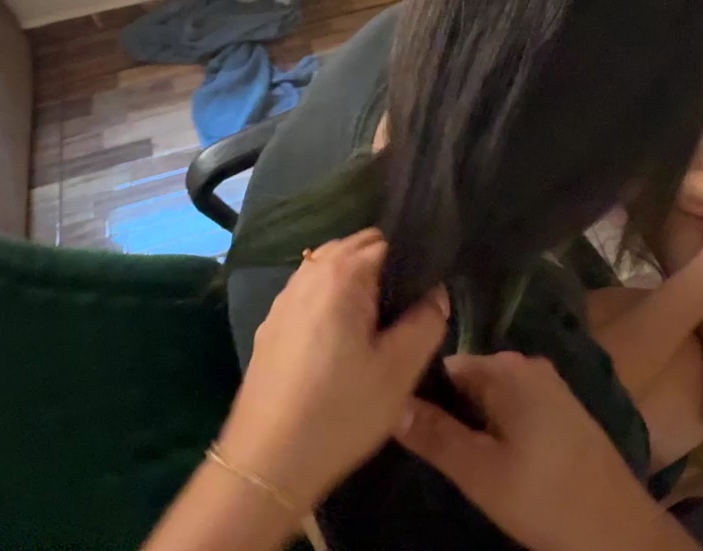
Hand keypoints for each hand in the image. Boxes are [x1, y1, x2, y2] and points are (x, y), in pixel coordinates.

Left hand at [216, 229, 447, 509]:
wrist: (268, 461)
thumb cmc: (340, 411)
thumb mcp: (399, 370)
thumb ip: (426, 321)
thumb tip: (435, 293)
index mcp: (342, 274)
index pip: (388, 241)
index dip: (414, 262)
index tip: (429, 295)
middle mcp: (309, 273)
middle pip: (356, 247)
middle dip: (386, 266)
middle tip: (408, 311)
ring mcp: (285, 297)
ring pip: (331, 267)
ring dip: (357, 281)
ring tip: (379, 324)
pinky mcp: (272, 323)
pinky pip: (311, 292)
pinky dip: (332, 299)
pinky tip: (342, 339)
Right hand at [395, 353, 691, 550]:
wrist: (622, 532)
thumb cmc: (545, 498)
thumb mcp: (479, 472)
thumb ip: (433, 435)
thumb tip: (391, 403)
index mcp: (506, 368)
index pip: (444, 366)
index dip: (421, 394)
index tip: (403, 422)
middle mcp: (528, 364)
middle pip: (468, 380)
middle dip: (447, 409)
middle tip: (426, 447)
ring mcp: (550, 386)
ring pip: (491, 397)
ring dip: (472, 422)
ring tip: (454, 456)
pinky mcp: (563, 410)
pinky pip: (514, 408)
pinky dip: (498, 428)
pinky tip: (492, 459)